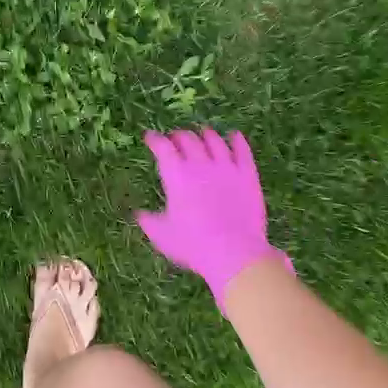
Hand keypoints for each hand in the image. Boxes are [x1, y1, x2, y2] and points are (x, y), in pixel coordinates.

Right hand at [136, 128, 289, 306]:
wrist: (234, 253)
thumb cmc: (193, 245)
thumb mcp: (162, 236)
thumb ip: (149, 221)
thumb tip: (139, 213)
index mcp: (176, 175)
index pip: (162, 147)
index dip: (154, 139)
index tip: (150, 137)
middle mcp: (200, 164)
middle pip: (188, 139)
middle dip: (178, 136)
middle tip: (174, 140)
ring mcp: (226, 166)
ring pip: (214, 140)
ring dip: (205, 135)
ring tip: (202, 135)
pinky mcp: (247, 174)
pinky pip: (242, 150)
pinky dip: (237, 140)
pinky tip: (234, 136)